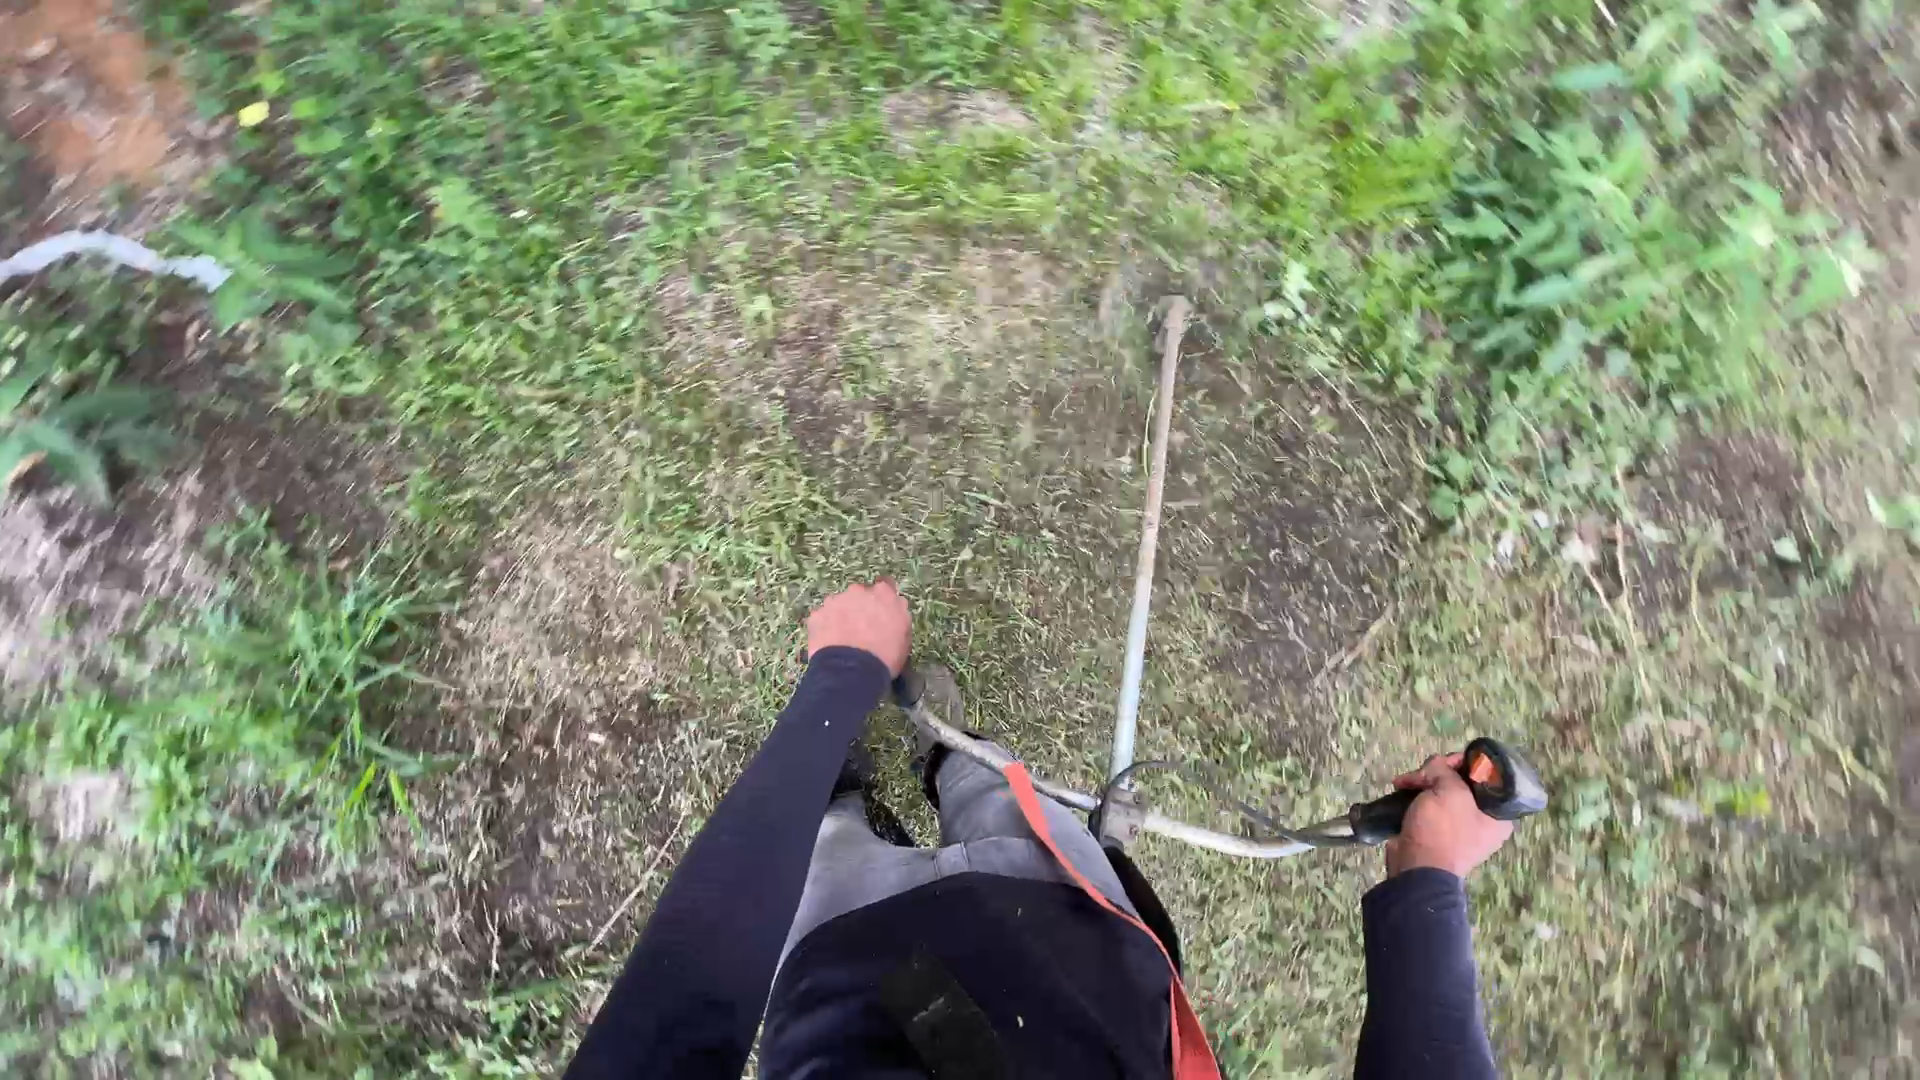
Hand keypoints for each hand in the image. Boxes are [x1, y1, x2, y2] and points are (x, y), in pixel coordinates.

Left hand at [805, 580, 910, 675]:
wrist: (851, 671)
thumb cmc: (885, 657)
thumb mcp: (903, 637)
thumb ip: (897, 617)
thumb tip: (891, 612)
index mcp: (884, 594)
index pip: (885, 587)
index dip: (881, 600)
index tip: (880, 612)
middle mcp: (859, 591)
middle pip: (859, 594)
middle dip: (859, 607)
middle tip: (861, 628)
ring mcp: (835, 601)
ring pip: (838, 604)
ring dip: (840, 616)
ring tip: (842, 639)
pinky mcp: (816, 614)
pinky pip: (822, 618)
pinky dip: (824, 627)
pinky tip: (828, 644)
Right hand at [1383, 753, 1513, 878]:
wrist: (1418, 866)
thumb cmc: (1443, 829)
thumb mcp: (1449, 791)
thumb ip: (1445, 770)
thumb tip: (1436, 765)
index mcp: (1499, 814)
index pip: (1487, 777)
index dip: (1464, 763)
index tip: (1444, 760)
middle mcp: (1484, 819)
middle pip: (1462, 781)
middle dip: (1437, 772)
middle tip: (1420, 773)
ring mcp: (1460, 826)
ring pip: (1443, 790)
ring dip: (1422, 781)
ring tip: (1403, 782)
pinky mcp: (1438, 829)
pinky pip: (1431, 803)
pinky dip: (1417, 794)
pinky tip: (1401, 789)